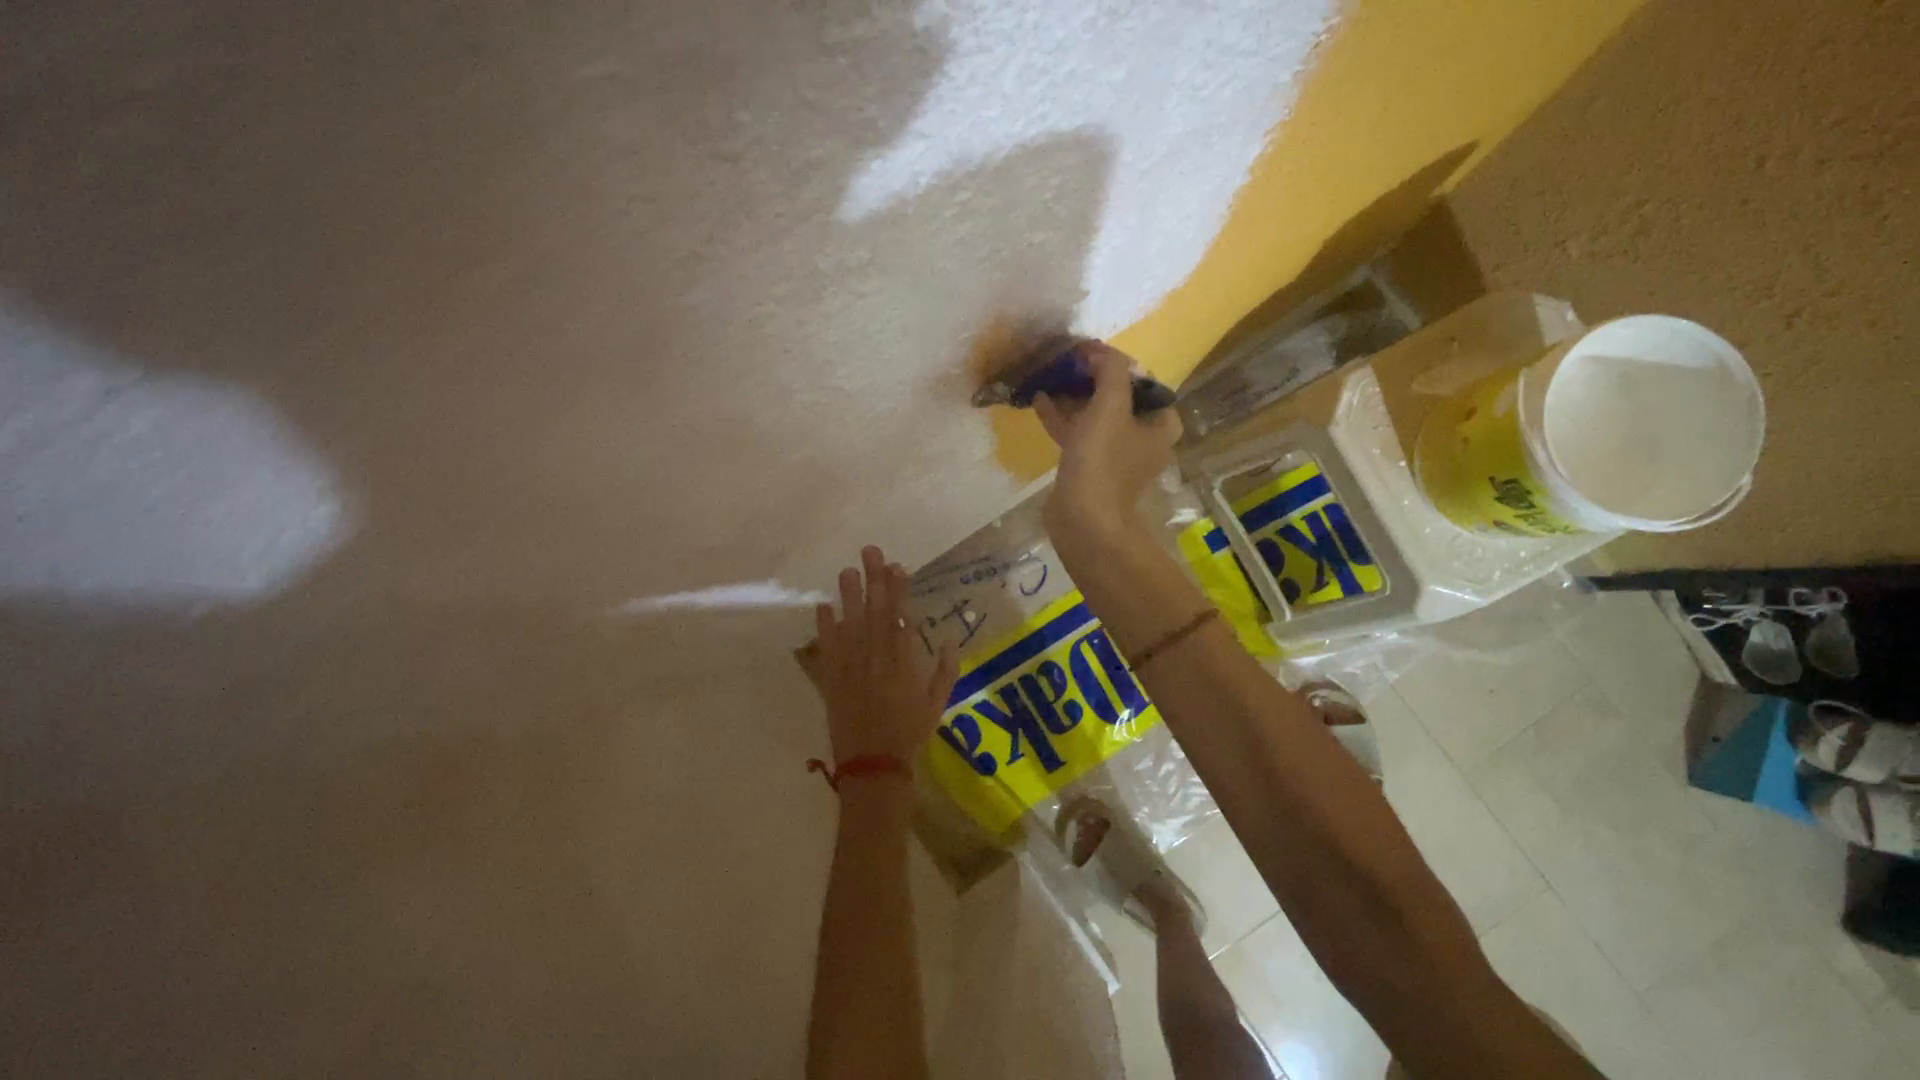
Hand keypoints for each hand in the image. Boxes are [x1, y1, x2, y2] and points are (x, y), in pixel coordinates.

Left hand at [801, 545, 957, 764]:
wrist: (873, 763)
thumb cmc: (910, 732)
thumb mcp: (938, 703)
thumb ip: (945, 670)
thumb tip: (949, 639)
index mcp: (903, 663)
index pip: (900, 617)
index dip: (898, 590)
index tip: (897, 566)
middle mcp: (876, 658)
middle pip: (874, 612)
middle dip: (873, 580)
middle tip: (869, 551)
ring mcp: (851, 667)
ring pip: (850, 623)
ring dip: (848, 596)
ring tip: (846, 571)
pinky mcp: (831, 679)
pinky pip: (826, 647)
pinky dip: (824, 627)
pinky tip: (823, 606)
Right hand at [1034, 341, 1181, 538]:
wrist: (1083, 521)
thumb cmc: (1102, 461)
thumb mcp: (1109, 406)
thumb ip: (1110, 370)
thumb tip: (1099, 350)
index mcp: (1161, 424)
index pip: (1143, 380)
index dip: (1115, 363)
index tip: (1087, 352)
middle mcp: (1144, 438)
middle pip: (1117, 396)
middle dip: (1090, 378)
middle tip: (1065, 362)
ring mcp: (1116, 455)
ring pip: (1095, 415)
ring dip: (1073, 396)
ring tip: (1048, 375)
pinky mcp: (1091, 467)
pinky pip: (1078, 434)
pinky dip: (1062, 417)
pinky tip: (1038, 399)